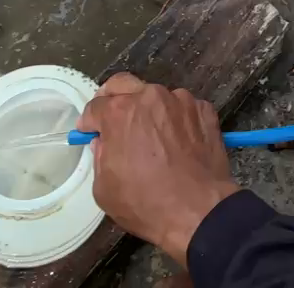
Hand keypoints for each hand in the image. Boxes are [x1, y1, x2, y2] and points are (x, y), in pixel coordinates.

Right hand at [78, 72, 238, 263]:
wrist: (198, 210)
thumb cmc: (145, 203)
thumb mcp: (104, 188)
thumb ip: (100, 156)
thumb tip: (104, 141)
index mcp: (120, 112)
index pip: (96, 106)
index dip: (90, 121)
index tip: (90, 131)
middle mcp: (150, 97)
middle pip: (124, 84)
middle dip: (113, 98)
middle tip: (113, 118)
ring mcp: (180, 100)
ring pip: (157, 97)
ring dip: (149, 110)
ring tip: (154, 137)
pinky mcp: (203, 109)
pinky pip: (183, 109)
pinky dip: (176, 120)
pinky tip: (179, 143)